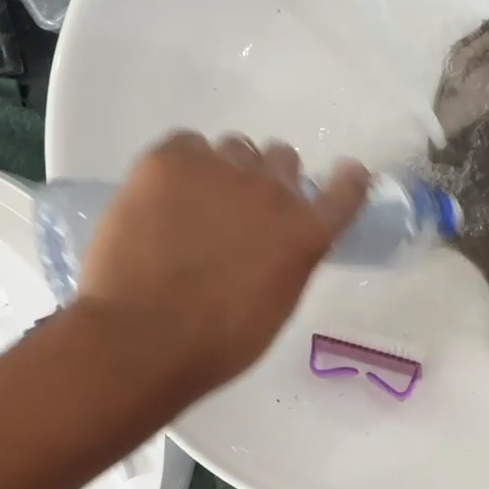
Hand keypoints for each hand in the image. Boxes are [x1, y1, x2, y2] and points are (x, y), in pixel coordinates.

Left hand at [74, 132, 369, 396]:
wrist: (143, 337)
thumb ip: (288, 261)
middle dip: (268, 181)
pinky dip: (183, 168)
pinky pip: (187, 145)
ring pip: (234, 149)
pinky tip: (164, 202)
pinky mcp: (169, 160)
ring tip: (196, 209)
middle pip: (282, 159)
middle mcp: (272, 192)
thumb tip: (277, 242)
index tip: (343, 176)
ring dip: (225, 172)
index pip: (345, 190)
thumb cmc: (217, 343)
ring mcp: (220, 169)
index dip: (345, 181)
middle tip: (241, 214)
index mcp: (305, 235)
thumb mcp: (276, 306)